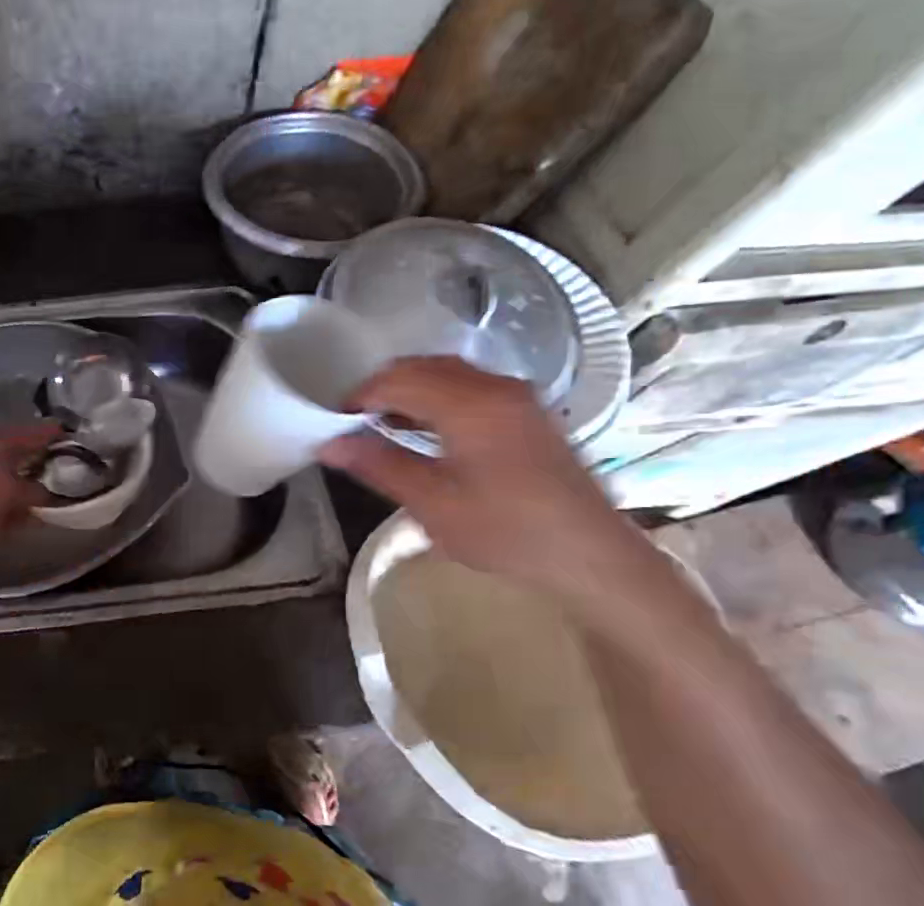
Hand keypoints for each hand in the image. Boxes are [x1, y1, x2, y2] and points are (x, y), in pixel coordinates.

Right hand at [318, 357, 656, 602]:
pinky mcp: (528, 410)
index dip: (359, 395)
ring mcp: (517, 395)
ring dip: (410, 388)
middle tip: (356, 420)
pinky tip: (427, 427)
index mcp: (469, 404)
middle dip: (382, 387)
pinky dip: (438, 393)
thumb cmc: (507, 532)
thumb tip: (329, 444)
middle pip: (421, 366)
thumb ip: (378, 465)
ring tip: (385, 423)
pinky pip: (470, 383)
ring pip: (446, 371)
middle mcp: (494, 387)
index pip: (396, 380)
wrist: (594, 557)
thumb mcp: (432, 504)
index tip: (336, 421)